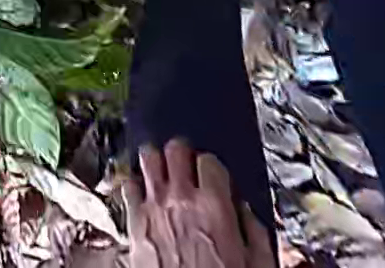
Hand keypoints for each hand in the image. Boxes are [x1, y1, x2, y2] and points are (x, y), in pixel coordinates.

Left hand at [123, 140, 276, 267]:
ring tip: (164, 172)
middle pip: (175, 148)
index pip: (209, 161)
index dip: (212, 167)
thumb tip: (247, 212)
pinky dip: (135, 184)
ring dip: (156, 161)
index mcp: (215, 208)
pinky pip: (128, 183)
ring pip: (147, 156)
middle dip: (182, 154)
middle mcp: (181, 198)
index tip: (214, 177)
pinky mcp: (133, 220)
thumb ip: (256, 236)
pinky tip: (145, 195)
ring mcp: (153, 206)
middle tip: (187, 166)